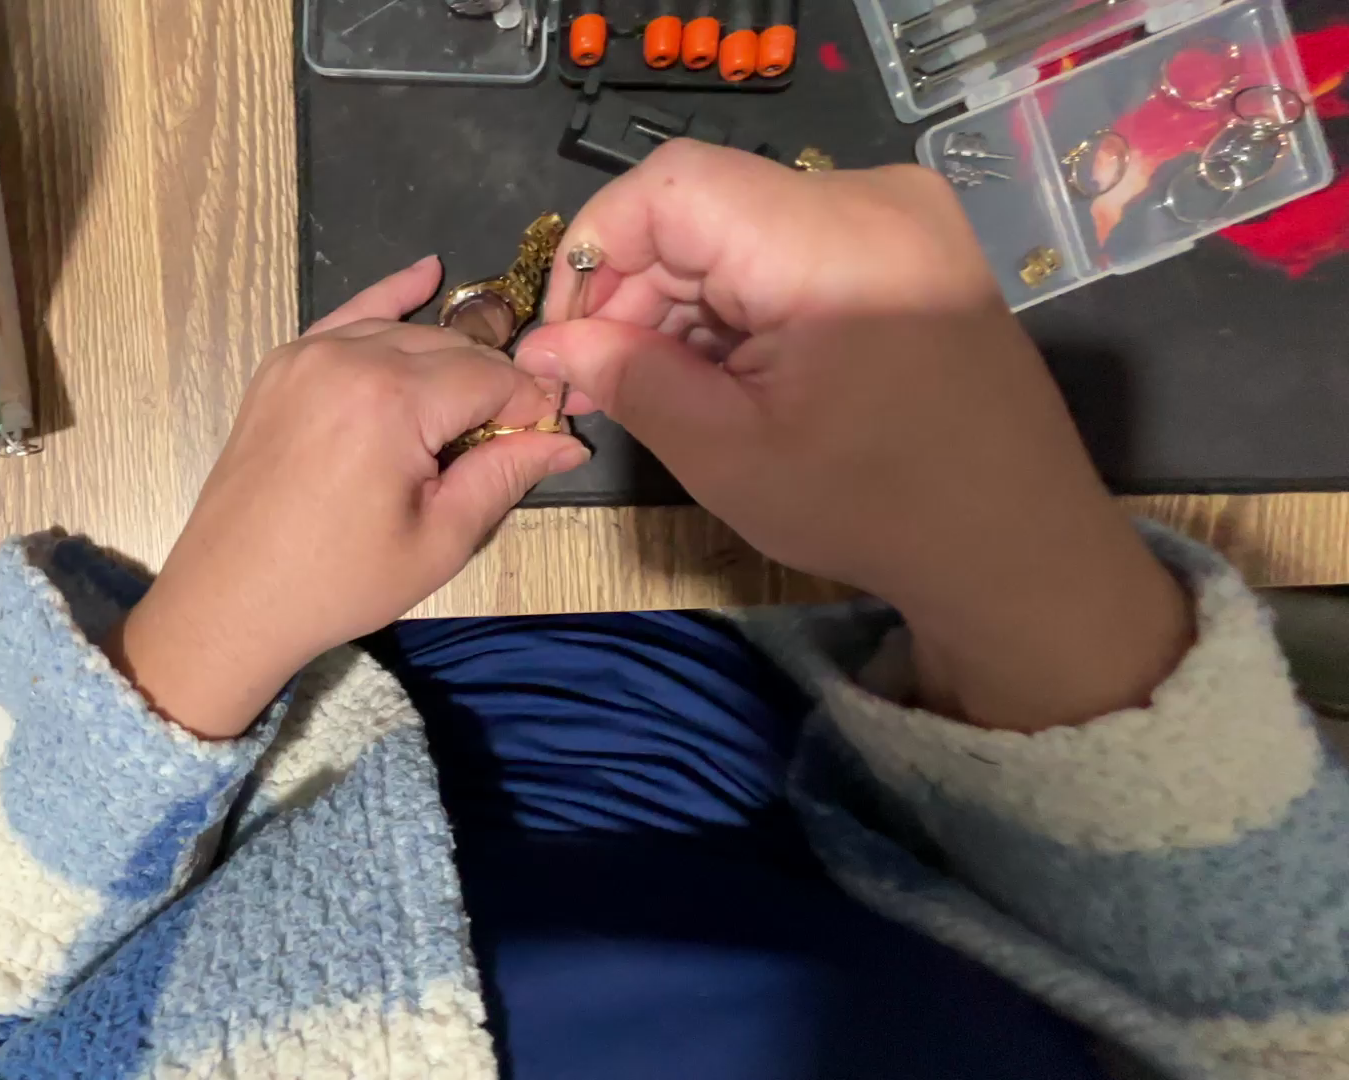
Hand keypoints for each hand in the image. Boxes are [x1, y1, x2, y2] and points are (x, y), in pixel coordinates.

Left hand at [105, 257, 588, 738]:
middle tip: (509, 434)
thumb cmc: (338, 583)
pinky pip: (349, 316)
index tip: (550, 432)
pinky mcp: (283, 364)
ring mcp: (308, 353)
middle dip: (492, 385)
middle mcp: (350, 357)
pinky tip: (426, 274)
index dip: (531, 403)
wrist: (231, 598)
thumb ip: (505, 476)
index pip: (492, 376)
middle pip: (453, 348)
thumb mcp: (437, 542)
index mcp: (392, 401)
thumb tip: (568, 441)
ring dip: (448, 361)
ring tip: (468, 406)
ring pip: (406, 332)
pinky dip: (390, 299)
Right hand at [516, 141, 1190, 730]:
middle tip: (596, 383)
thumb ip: (625, 379)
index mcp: (827, 244)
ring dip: (670, 311)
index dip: (592, 248)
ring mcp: (887, 219)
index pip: (668, 187)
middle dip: (627, 297)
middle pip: (695, 213)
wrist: (1005, 541)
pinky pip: (769, 255)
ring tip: (651, 392)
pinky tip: (709, 376)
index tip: (565, 336)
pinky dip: (720, 312)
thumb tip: (541, 343)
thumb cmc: (865, 508)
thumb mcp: (722, 452)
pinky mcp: (889, 248)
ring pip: (726, 235)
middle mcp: (866, 201)